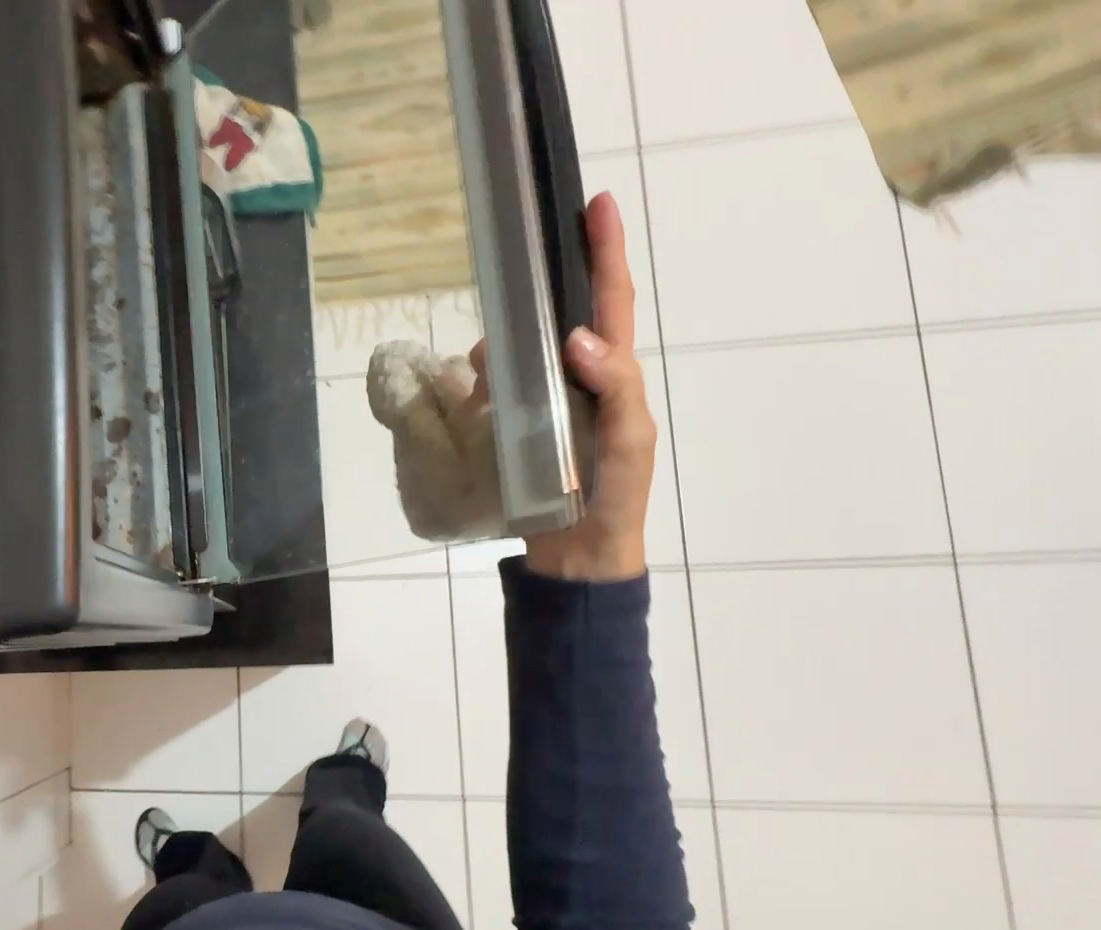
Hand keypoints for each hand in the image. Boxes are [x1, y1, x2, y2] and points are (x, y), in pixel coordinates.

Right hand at [468, 192, 656, 581]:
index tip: (593, 202)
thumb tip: (577, 335)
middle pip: (558, 315)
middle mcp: (578, 378)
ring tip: (483, 373)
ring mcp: (545, 401)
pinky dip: (481, 385)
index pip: (611, 302)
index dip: (606, 251)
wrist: (575, 555)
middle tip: (509, 292)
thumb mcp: (628, 444)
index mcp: (614, 376)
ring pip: (517, 352)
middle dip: (537, 296)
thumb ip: (617, 389)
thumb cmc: (613, 498)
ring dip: (500, 352)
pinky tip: (473, 400)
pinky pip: (493, 389)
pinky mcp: (516, 425)